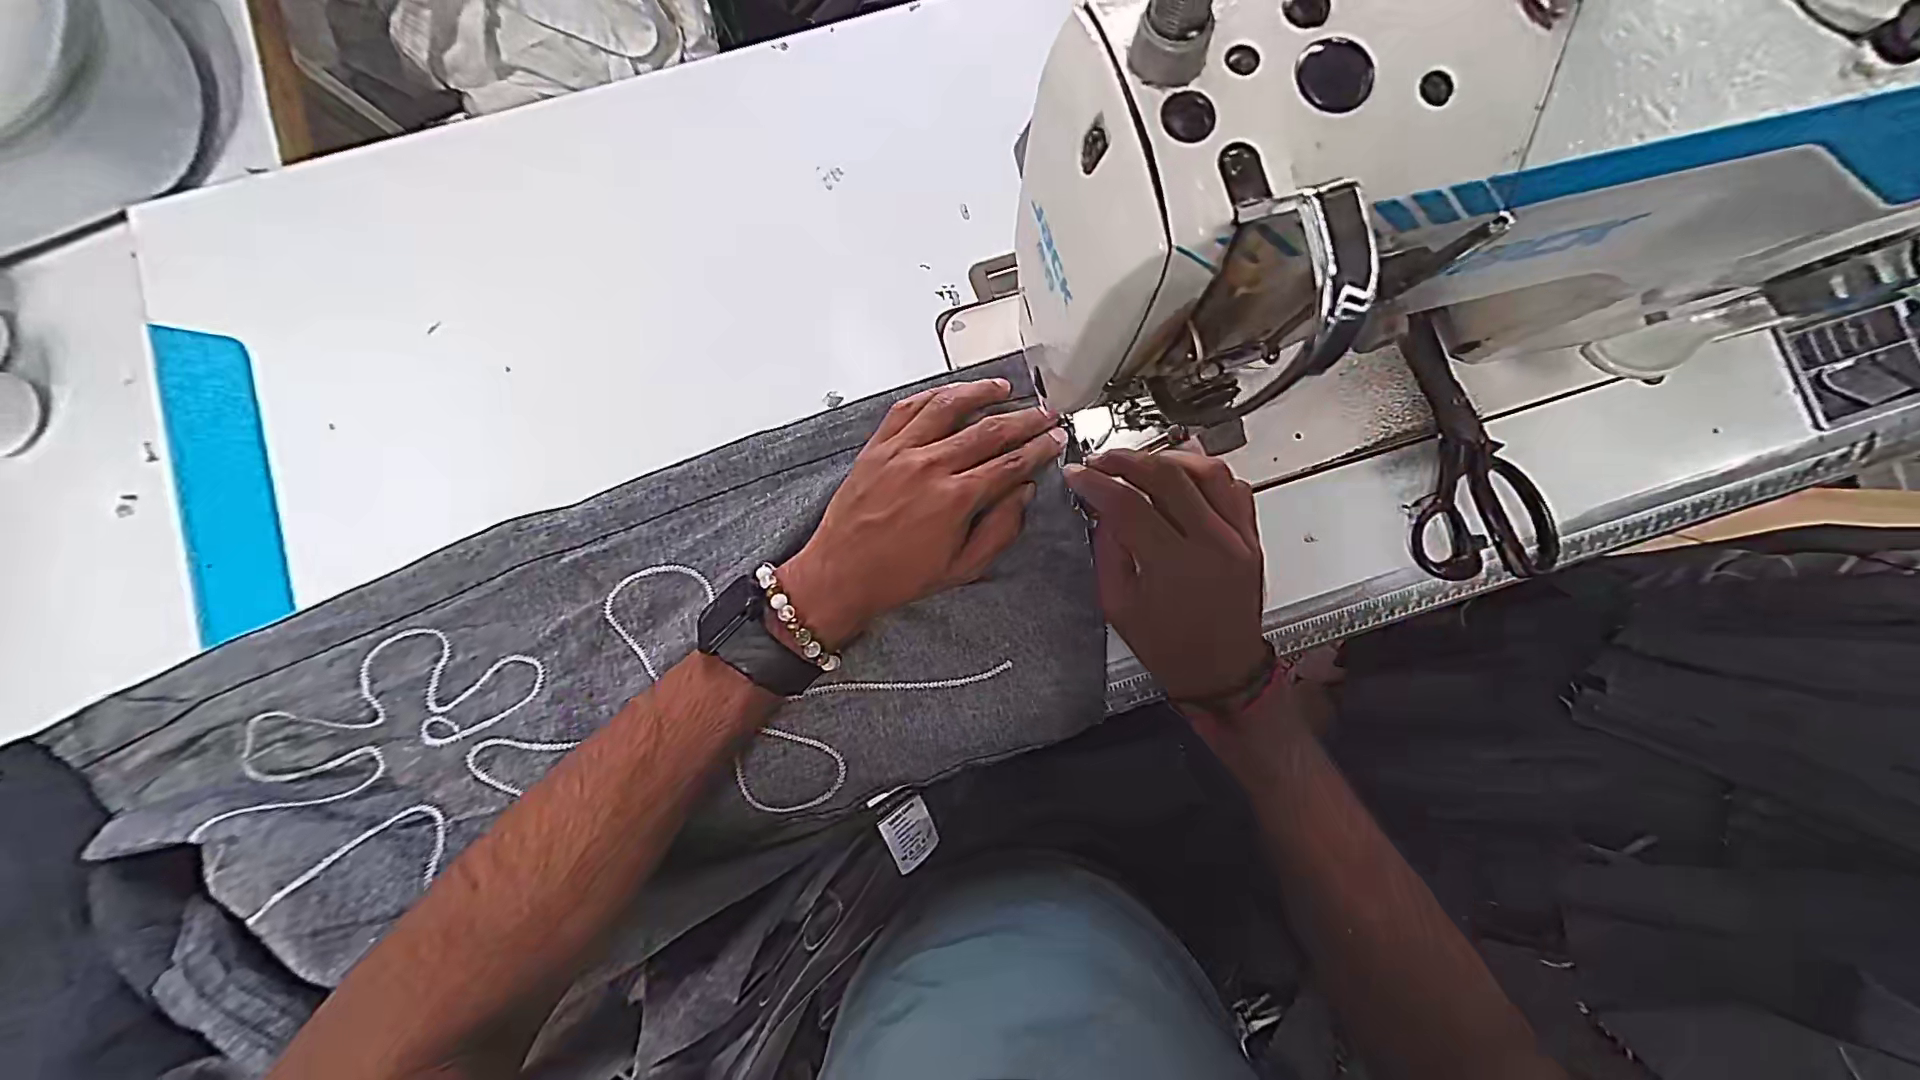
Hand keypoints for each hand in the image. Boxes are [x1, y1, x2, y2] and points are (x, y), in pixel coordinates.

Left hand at [777, 378, 1065, 648]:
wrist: (841, 575)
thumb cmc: (896, 576)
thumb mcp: (962, 567)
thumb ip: (1000, 529)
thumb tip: (1023, 495)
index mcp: (954, 499)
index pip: (1010, 462)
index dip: (1039, 448)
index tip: (1053, 439)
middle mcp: (929, 468)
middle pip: (988, 430)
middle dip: (1024, 419)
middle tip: (1042, 413)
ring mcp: (900, 453)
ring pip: (948, 407)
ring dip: (980, 393)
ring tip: (1002, 387)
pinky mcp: (877, 448)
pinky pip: (907, 408)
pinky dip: (932, 395)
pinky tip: (948, 392)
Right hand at [1063, 448, 1267, 701]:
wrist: (1220, 670)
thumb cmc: (1172, 648)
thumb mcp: (1118, 604)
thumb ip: (1106, 551)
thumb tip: (1101, 508)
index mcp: (1173, 566)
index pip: (1127, 503)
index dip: (1095, 483)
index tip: (1078, 476)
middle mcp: (1212, 546)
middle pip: (1166, 475)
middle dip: (1125, 460)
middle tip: (1102, 462)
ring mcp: (1237, 538)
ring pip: (1206, 469)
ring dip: (1166, 458)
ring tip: (1140, 463)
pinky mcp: (1251, 537)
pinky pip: (1233, 486)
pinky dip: (1204, 472)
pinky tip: (1183, 475)